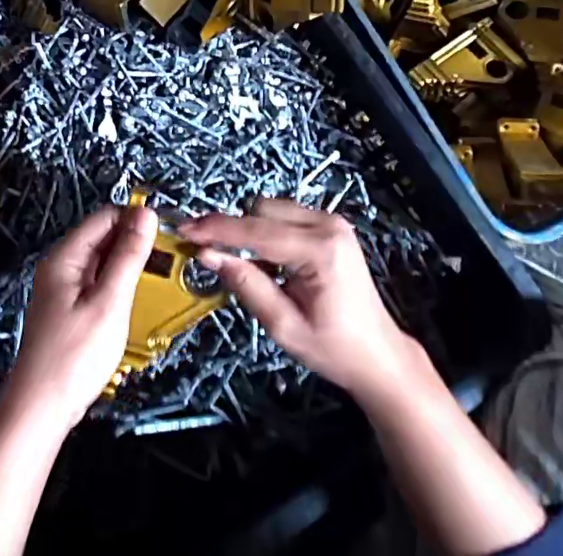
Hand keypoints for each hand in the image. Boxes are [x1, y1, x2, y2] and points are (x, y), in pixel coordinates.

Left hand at [3, 205, 157, 429]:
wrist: (40, 410)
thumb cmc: (74, 356)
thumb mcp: (109, 302)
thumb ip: (129, 256)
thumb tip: (146, 214)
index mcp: (65, 257)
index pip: (105, 217)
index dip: (135, 221)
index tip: (166, 236)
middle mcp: (61, 267)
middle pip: (103, 238)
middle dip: (134, 245)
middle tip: (168, 262)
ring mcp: (63, 290)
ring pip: (103, 263)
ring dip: (129, 268)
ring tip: (159, 282)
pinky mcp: (69, 310)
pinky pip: (98, 285)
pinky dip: (118, 288)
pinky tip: (136, 302)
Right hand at [178, 200, 428, 401]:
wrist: (377, 354)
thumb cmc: (332, 348)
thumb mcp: (283, 325)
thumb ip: (245, 284)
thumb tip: (208, 255)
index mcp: (320, 250)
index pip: (256, 231)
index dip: (216, 230)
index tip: (185, 231)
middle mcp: (328, 225)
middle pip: (261, 211)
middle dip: (233, 231)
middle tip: (211, 257)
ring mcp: (331, 221)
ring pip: (270, 209)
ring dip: (249, 232)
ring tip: (246, 268)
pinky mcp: (330, 225)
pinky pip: (284, 216)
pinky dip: (266, 233)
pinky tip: (268, 263)